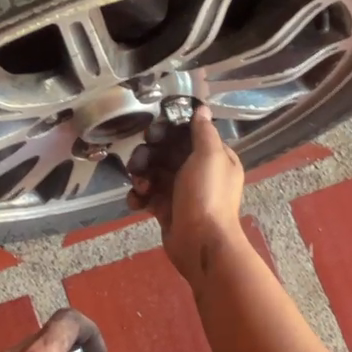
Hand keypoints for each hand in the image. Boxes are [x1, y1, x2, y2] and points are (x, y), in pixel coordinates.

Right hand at [129, 106, 244, 283]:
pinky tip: (137, 201)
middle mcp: (198, 172)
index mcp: (214, 157)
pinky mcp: (166, 209)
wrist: (200, 243)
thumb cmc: (207, 195)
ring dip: (141, 176)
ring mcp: (181, 192)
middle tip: (139, 162)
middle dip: (149, 155)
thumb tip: (202, 108)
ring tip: (141, 186)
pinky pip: (148, 196)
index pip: (187, 135)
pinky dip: (139, 196)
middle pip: (166, 153)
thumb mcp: (209, 156)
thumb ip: (203, 131)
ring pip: (154, 173)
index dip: (168, 131)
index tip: (152, 134)